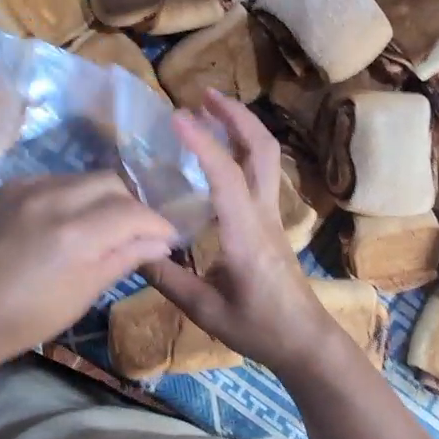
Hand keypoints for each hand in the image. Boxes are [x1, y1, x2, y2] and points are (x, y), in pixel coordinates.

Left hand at [0, 174, 179, 376]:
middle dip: (131, 205)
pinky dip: (66, 196)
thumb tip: (161, 241)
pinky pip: (49, 181)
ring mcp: (22, 189)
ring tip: (100, 225)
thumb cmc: (25, 319)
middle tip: (135, 232)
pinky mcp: (2, 189)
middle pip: (110, 182)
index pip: (133, 212)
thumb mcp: (81, 296)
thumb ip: (123, 259)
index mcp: (73, 234)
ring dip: (98, 197)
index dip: (157, 224)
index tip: (167, 238)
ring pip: (79, 178)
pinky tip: (63, 220)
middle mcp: (50, 199)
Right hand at [142, 90, 340, 372]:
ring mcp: (271, 216)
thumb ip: (167, 279)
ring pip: (266, 157)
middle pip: (261, 150)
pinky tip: (217, 152)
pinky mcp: (271, 222)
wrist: (307, 343)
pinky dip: (241, 148)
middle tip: (203, 95)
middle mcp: (262, 215)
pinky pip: (259, 172)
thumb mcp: (205, 311)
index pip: (226, 177)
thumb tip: (132, 246)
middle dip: (235, 116)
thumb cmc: (259, 329)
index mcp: (245, 234)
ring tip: (209, 110)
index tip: (177, 116)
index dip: (202, 143)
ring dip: (240, 127)